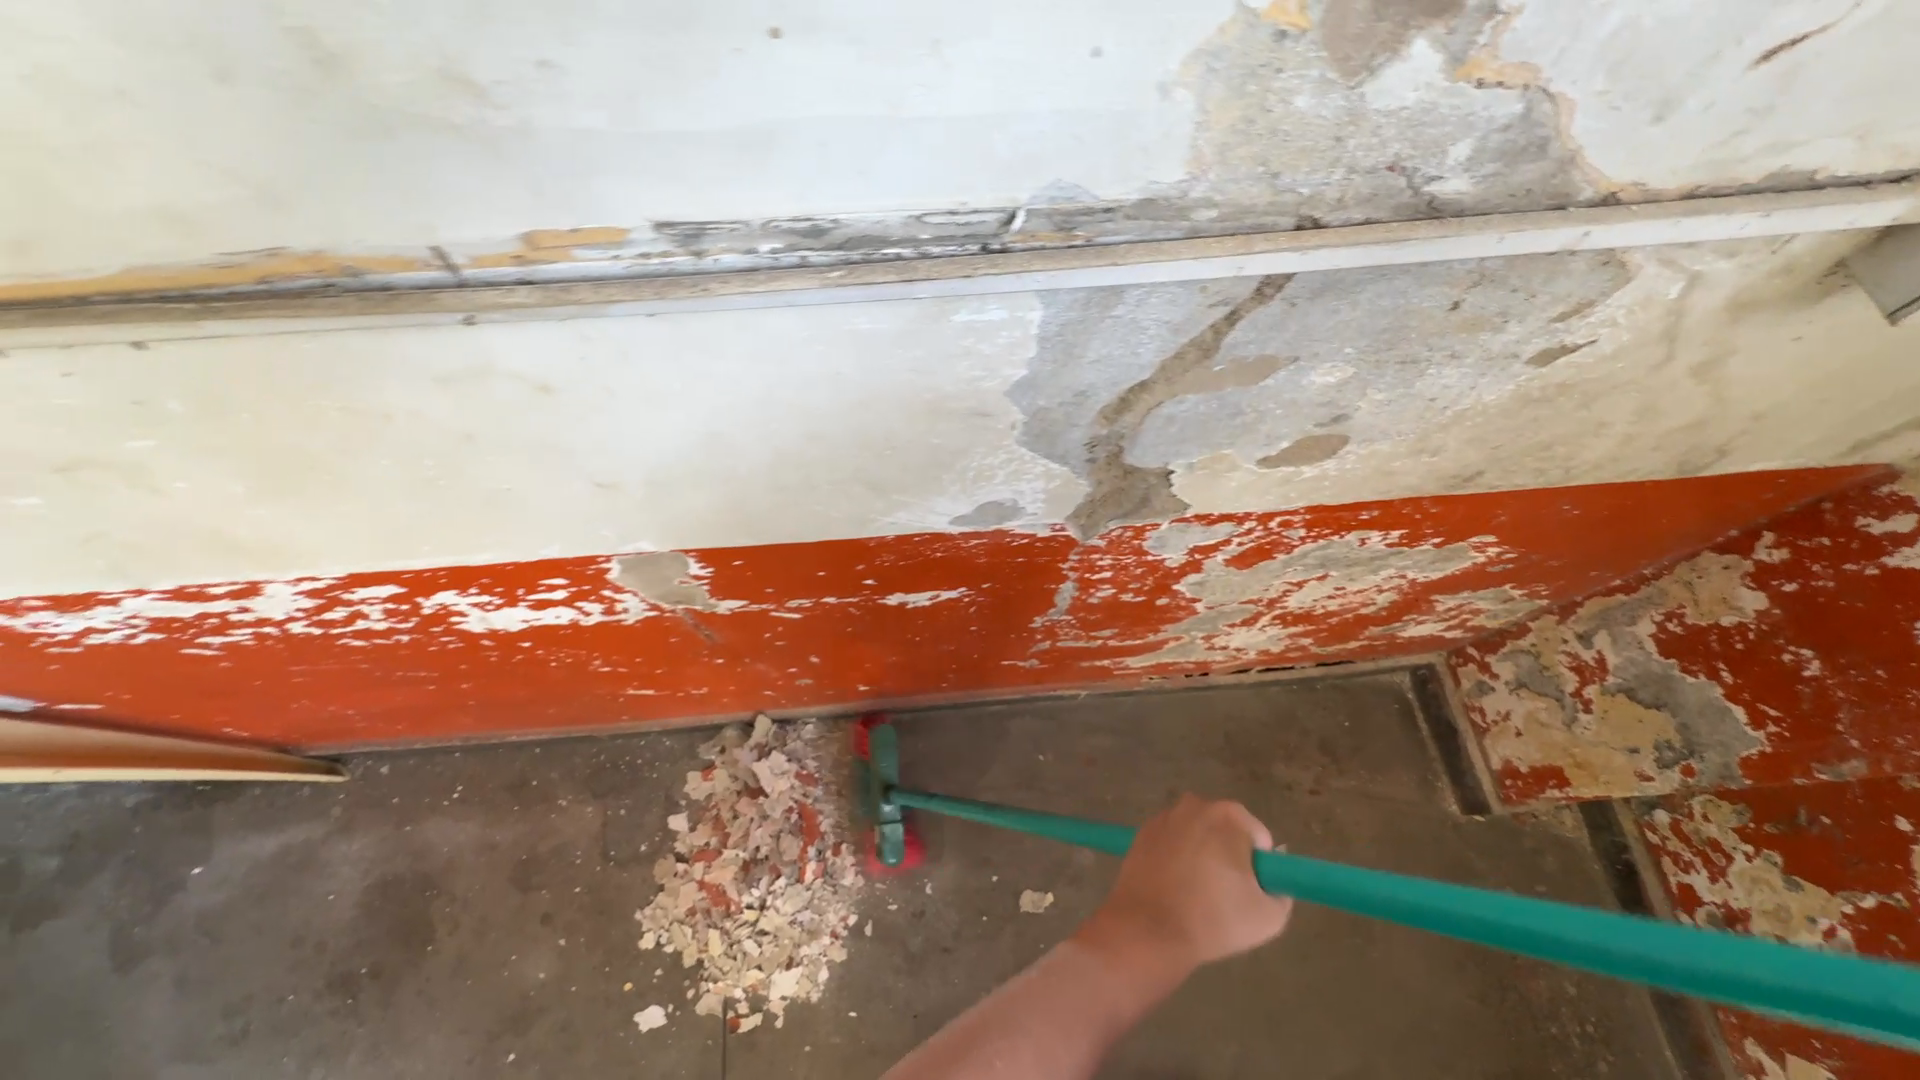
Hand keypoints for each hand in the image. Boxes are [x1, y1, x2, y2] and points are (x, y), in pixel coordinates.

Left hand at [1074, 795, 1293, 973]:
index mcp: (1229, 815)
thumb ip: (1281, 893)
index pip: (1258, 839)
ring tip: (1195, 895)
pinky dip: (1175, 860)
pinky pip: (1171, 844)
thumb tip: (1271, 882)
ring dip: (1201, 857)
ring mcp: (1163, 818)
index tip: (1247, 892)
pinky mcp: (1140, 834)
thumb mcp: (1270, 916)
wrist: (1148, 930)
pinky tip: (1173, 888)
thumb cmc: (1214, 918)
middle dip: (1229, 858)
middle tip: (1223, 895)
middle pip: (1225, 832)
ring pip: (1196, 837)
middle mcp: (1194, 805)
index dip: (1259, 868)